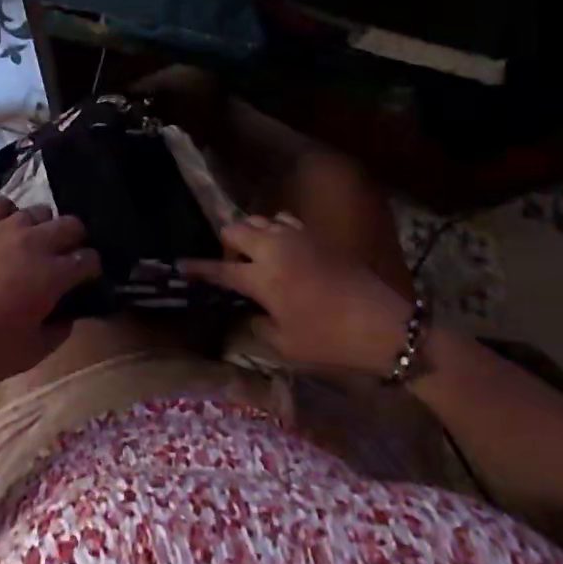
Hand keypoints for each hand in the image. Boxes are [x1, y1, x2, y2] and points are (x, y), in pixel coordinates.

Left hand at [0, 195, 100, 392]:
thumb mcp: (34, 352)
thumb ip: (60, 329)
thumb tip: (67, 314)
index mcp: (54, 275)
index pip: (89, 258)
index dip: (92, 270)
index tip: (85, 281)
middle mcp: (35, 244)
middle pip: (72, 225)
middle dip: (76, 242)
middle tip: (65, 262)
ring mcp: (3, 231)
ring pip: (40, 211)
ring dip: (44, 227)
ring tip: (34, 246)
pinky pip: (1, 204)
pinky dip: (10, 214)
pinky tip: (5, 232)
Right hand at [180, 215, 411, 375]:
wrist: (381, 323)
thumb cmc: (329, 340)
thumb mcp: (284, 344)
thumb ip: (259, 324)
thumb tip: (252, 311)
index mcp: (262, 277)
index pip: (219, 269)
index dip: (198, 269)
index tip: (181, 266)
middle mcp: (275, 248)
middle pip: (236, 229)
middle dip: (226, 243)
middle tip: (231, 267)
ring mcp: (298, 237)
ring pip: (261, 219)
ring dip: (251, 233)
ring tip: (256, 256)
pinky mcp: (318, 236)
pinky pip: (285, 221)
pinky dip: (275, 230)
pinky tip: (282, 249)